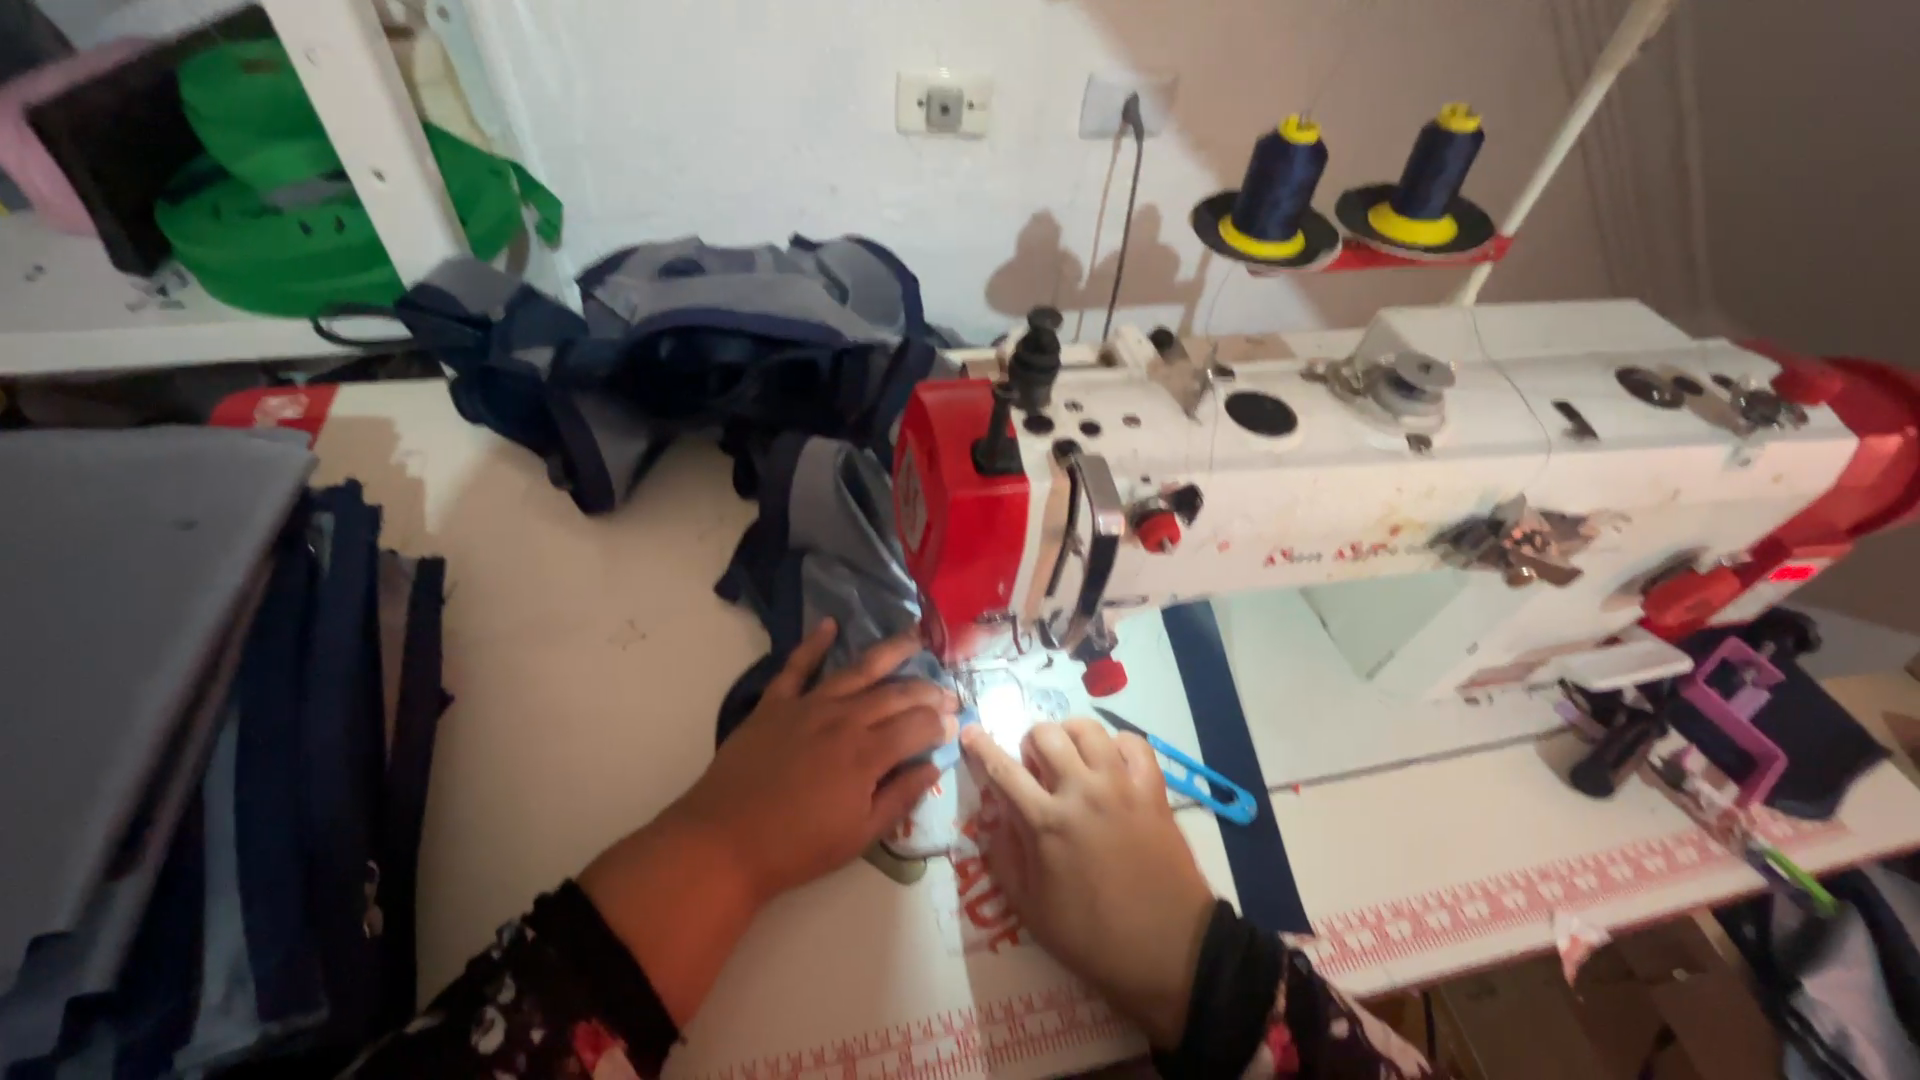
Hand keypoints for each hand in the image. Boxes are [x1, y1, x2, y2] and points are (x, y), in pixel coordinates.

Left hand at [581, 620, 956, 1023]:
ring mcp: (807, 706)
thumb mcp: (859, 835)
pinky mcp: (774, 704)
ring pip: (857, 670)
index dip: (940, 722)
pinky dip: (814, 643)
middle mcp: (843, 719)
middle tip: (947, 690)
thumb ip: (901, 797)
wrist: (724, 841)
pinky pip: (797, 666)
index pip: (917, 726)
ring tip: (914, 638)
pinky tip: (830, 624)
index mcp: (867, 754)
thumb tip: (933, 766)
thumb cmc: (797, 847)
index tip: (955, 722)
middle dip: (927, 690)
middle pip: (896, 694)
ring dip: (890, 652)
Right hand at [960, 719, 1214, 1048]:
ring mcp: (1121, 786)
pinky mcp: (1154, 790)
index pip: (1003, 770)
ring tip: (1071, 759)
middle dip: (1030, 744)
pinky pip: (1133, 743)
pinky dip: (1116, 745)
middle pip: (1045, 734)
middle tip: (1035, 769)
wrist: (1166, 951)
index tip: (970, 732)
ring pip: (1088, 729)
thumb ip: (1004, 854)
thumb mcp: (1029, 907)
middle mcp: (1082, 792)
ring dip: (1070, 737)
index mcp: (1046, 822)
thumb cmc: (1091, 936)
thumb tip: (996, 815)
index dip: (980, 747)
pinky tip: (1110, 764)